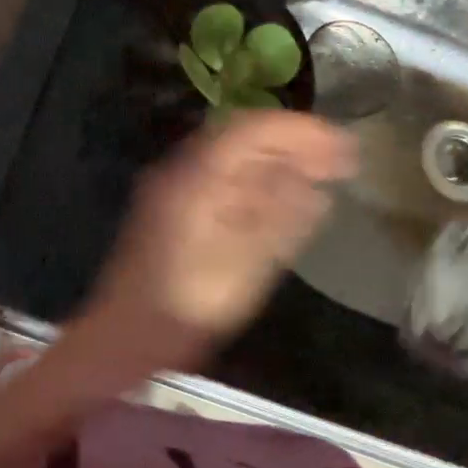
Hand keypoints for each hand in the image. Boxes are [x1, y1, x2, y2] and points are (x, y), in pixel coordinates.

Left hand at [75, 112, 355, 370]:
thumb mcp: (245, 261)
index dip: (301, 130)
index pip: (253, 128)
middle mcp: (183, 171)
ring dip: (279, 163)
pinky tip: (284, 203)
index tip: (342, 144)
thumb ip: (281, 216)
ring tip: (322, 177)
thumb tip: (316, 184)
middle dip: (294, 144)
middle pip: (244, 138)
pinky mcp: (176, 214)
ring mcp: (176, 192)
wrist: (126, 339)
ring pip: (235, 160)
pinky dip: (259, 185)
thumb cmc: (188, 304)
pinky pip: (224, 183)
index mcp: (197, 175)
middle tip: (339, 160)